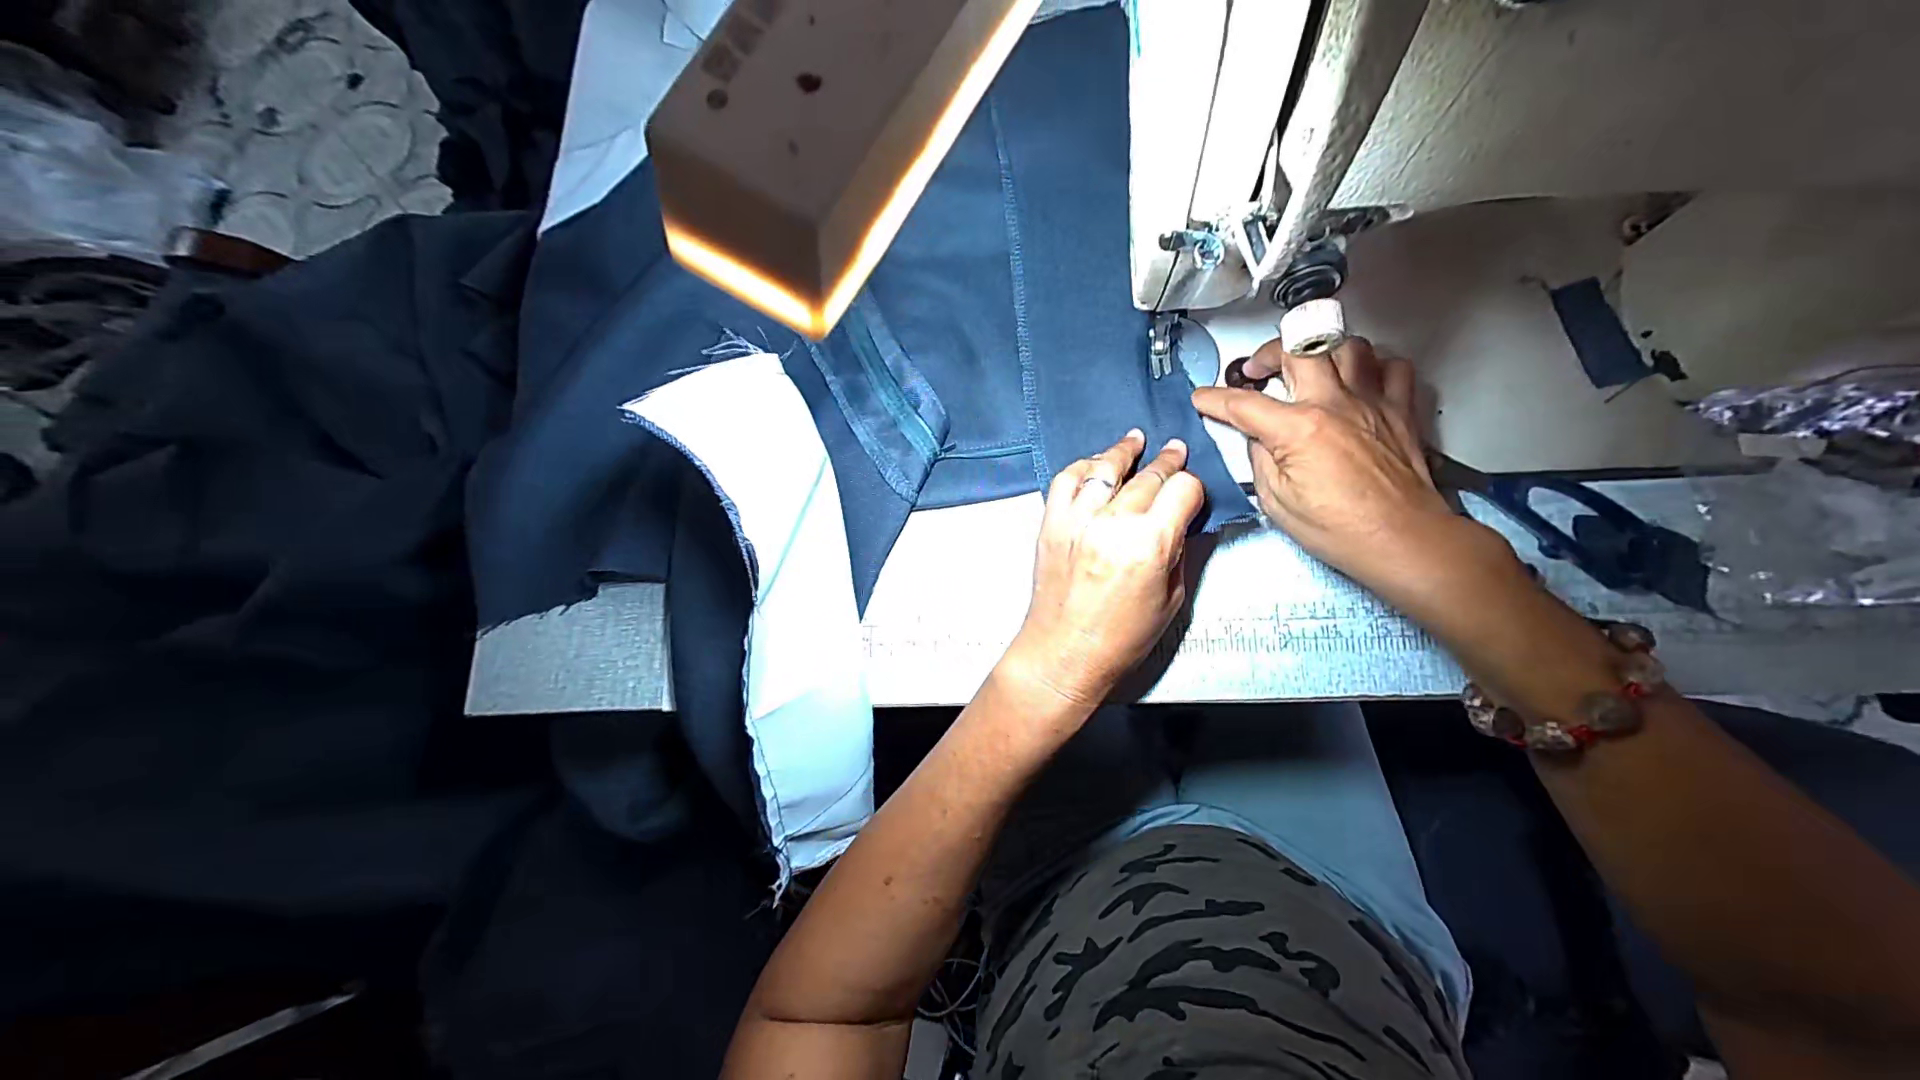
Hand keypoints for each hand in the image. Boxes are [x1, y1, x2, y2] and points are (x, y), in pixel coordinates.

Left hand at [1002, 431, 1204, 715]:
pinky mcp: (1051, 524)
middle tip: (1175, 449)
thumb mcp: (1171, 599)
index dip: (1192, 487)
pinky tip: (1095, 462)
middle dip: (1167, 462)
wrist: (1064, 653)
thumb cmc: (1121, 638)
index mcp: (1150, 545)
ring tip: (1135, 440)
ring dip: (1123, 451)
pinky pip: (1066, 480)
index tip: (1192, 491)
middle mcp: (1112, 525)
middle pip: (1148, 476)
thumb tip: (1181, 521)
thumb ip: (1178, 551)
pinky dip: (1082, 466)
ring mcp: (1077, 520)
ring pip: (1105, 469)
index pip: (1182, 489)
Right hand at [1191, 337, 1470, 598]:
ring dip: (1320, 352)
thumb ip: (1260, 459)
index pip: (1244, 403)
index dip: (1215, 398)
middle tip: (1258, 370)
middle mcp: (1336, 405)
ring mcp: (1373, 402)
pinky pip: (1391, 366)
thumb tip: (1257, 438)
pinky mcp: (1401, 410)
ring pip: (1347, 345)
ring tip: (1307, 368)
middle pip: (1298, 347)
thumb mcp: (1277, 501)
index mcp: (1299, 429)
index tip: (1204, 398)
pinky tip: (1357, 380)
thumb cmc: (1342, 529)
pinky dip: (1371, 366)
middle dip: (1268, 352)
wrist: (1402, 540)